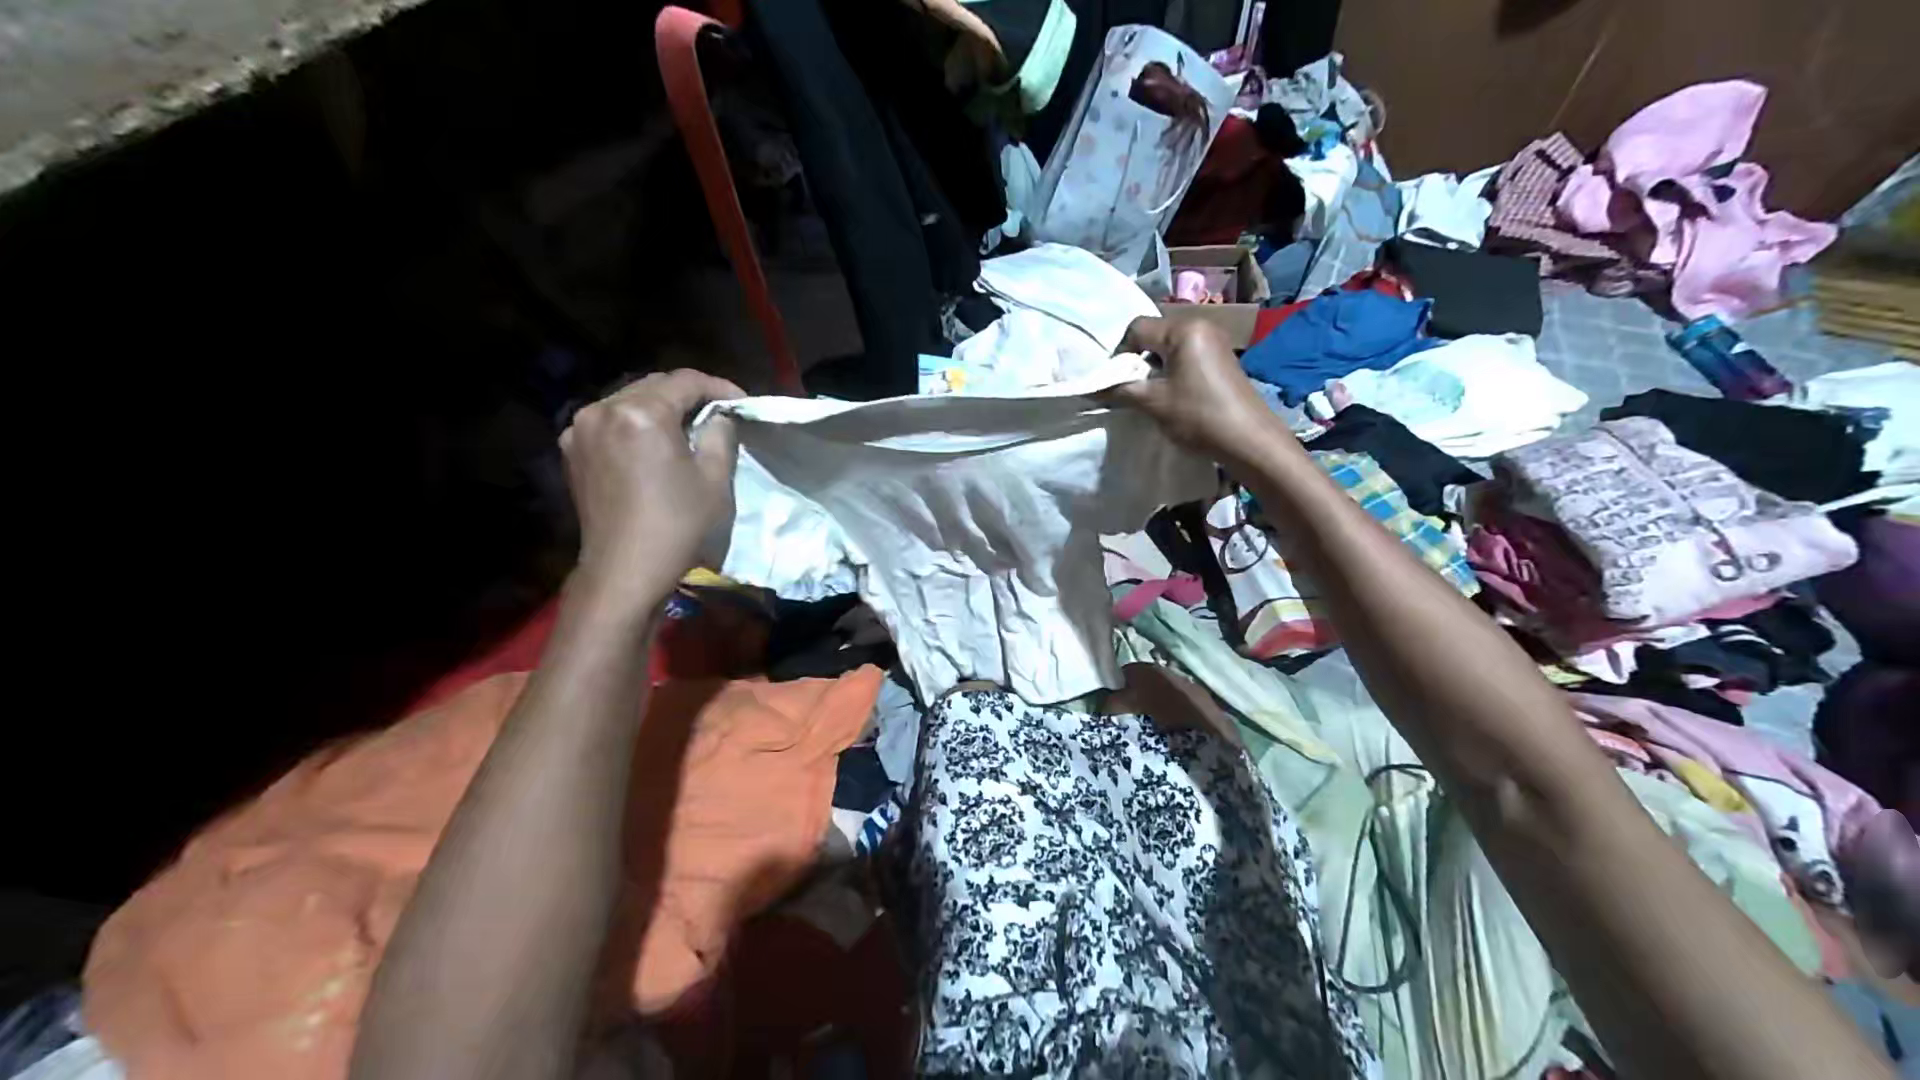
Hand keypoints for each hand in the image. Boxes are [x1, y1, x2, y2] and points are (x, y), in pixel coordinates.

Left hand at [560, 369, 744, 603]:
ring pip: (629, 400)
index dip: (719, 387)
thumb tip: (718, 416)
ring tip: (685, 428)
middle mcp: (603, 409)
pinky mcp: (572, 450)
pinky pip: (609, 421)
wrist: (624, 570)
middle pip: (654, 385)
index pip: (686, 381)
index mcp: (641, 413)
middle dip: (688, 396)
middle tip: (716, 414)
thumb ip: (720, 434)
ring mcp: (581, 429)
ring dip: (660, 408)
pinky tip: (652, 444)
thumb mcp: (714, 478)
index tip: (741, 403)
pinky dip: (634, 424)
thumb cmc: (677, 525)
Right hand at [1106, 315, 1289, 462]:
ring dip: (1155, 367)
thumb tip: (1091, 389)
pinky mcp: (1222, 358)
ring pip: (1170, 346)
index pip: (1137, 328)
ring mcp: (1215, 341)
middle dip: (1138, 359)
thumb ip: (1120, 390)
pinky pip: (1186, 355)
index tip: (1117, 381)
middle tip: (1132, 388)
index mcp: (1183, 329)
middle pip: (1154, 334)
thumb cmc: (1198, 415)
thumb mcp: (1153, 402)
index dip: (1120, 353)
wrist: (1248, 439)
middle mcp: (1200, 325)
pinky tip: (1172, 394)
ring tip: (1151, 394)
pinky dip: (1172, 370)